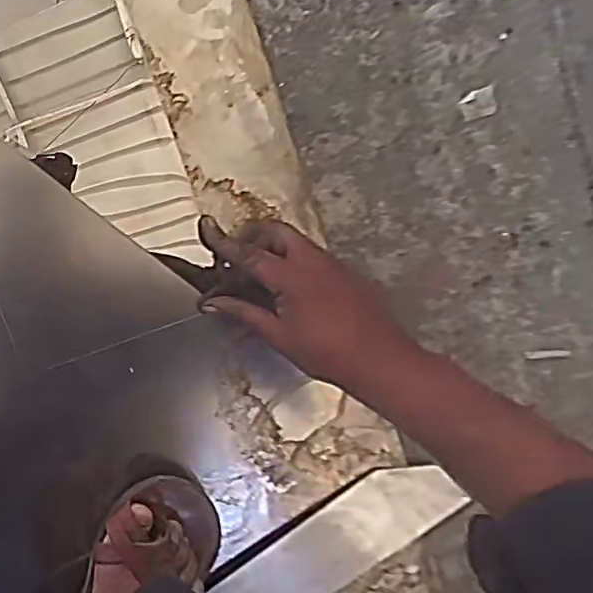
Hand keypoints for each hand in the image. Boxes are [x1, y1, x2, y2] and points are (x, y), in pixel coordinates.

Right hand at [197, 217, 424, 390]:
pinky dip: (294, 262)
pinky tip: (289, 290)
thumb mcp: (277, 334)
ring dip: (273, 249)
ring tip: (259, 276)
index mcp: (292, 277)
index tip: (208, 230)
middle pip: (276, 231)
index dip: (224, 243)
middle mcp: (314, 263)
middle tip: (235, 254)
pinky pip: (314, 258)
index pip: (249, 253)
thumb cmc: (327, 352)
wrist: (383, 362)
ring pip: (297, 243)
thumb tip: (213, 303)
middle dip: (252, 236)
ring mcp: (335, 267)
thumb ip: (243, 312)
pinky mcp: (349, 276)